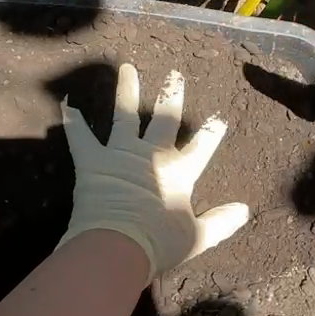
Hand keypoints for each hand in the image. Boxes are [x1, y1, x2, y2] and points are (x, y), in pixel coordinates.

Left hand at [60, 64, 250, 276]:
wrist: (117, 246)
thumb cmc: (159, 243)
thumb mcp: (197, 237)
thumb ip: (221, 222)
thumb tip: (246, 210)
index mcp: (180, 172)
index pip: (202, 146)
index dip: (212, 131)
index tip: (219, 117)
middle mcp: (153, 154)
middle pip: (165, 118)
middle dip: (172, 95)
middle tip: (175, 74)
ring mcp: (121, 153)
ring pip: (125, 115)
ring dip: (127, 91)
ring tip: (127, 69)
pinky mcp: (93, 161)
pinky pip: (80, 137)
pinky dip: (73, 122)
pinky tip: (68, 104)